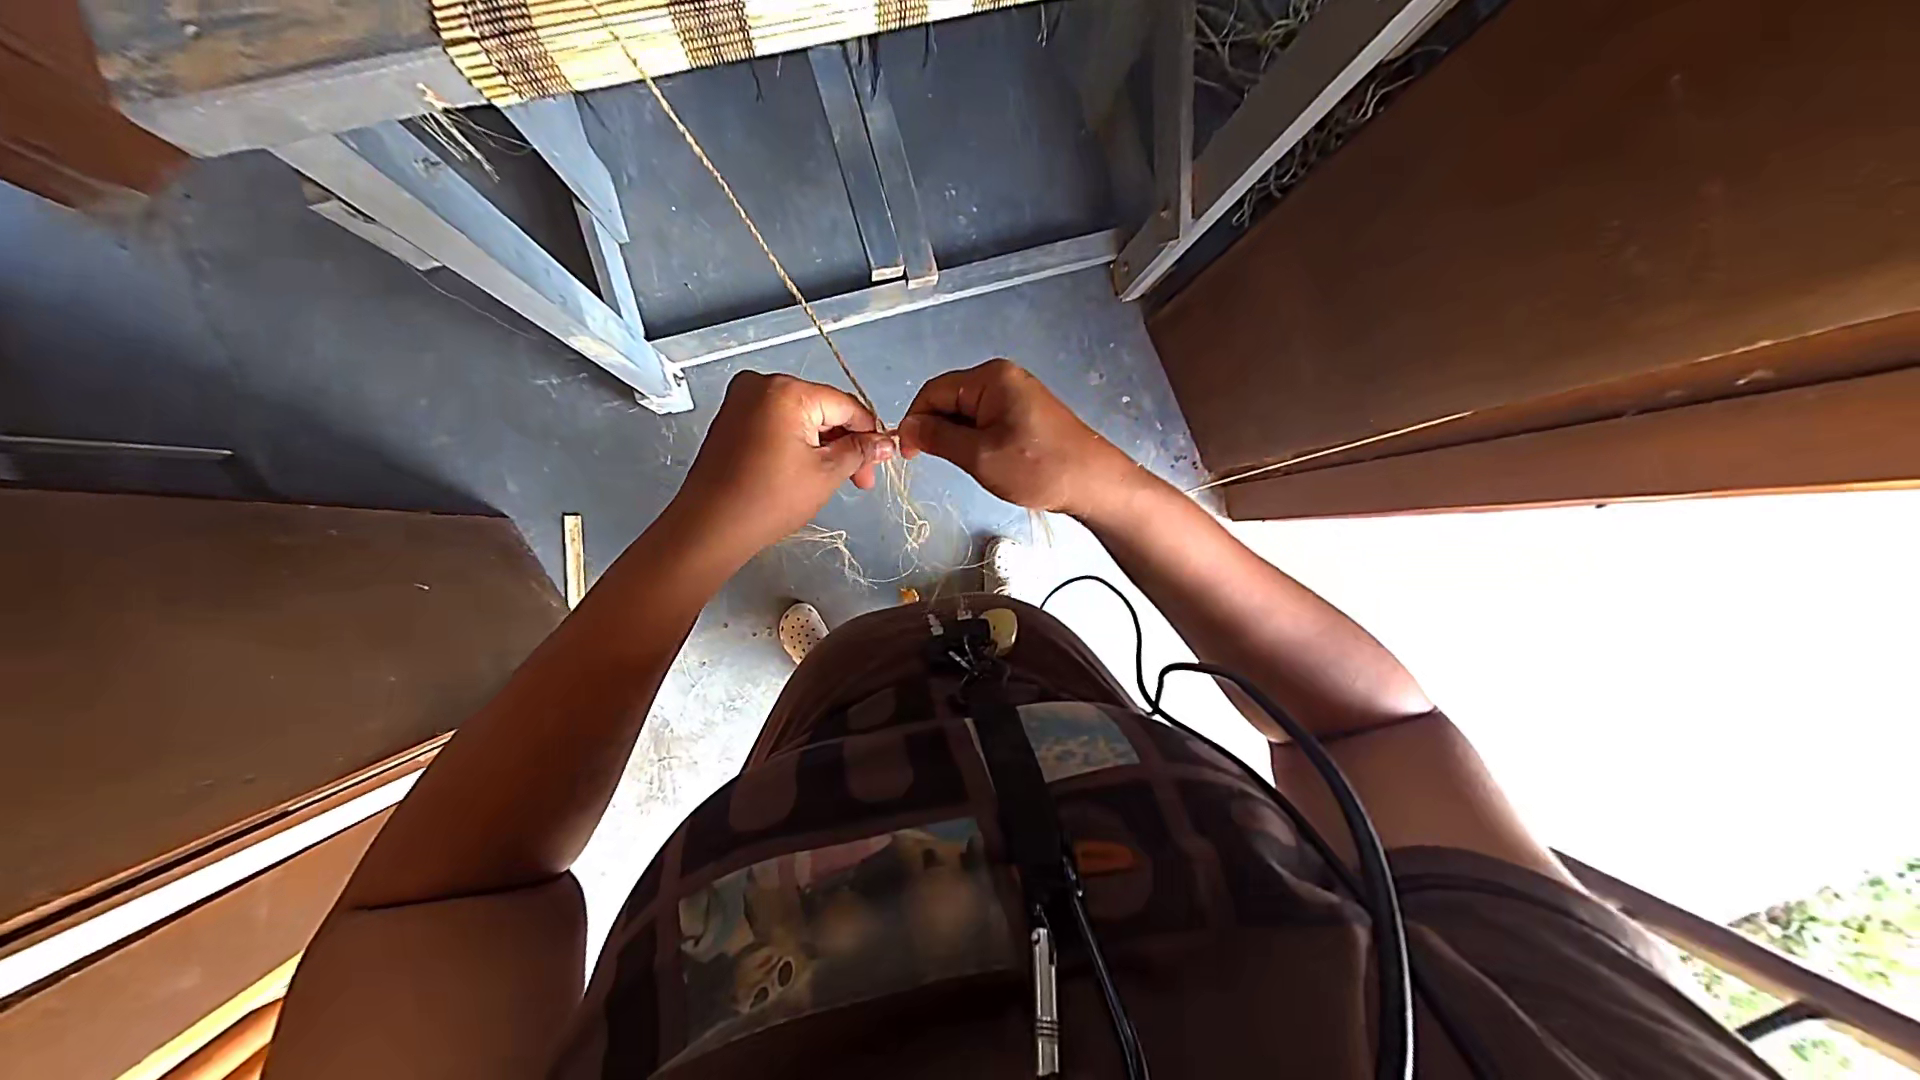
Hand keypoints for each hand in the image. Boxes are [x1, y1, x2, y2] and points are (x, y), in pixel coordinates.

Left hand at [666, 372, 893, 559]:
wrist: (710, 527)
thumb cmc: (767, 500)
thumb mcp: (826, 474)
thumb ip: (860, 451)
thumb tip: (885, 443)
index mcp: (787, 391)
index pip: (846, 405)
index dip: (869, 434)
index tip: (879, 461)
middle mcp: (761, 385)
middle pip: (823, 408)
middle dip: (845, 442)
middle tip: (859, 478)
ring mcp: (742, 401)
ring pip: (802, 417)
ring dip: (823, 445)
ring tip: (833, 479)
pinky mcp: (732, 420)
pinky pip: (778, 423)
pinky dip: (798, 444)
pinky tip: (806, 471)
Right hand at [897, 359, 1138, 517]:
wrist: (1093, 484)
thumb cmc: (1037, 468)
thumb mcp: (979, 456)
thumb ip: (938, 438)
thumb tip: (908, 428)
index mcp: (991, 378)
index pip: (934, 391)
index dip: (915, 421)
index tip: (909, 454)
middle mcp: (1003, 379)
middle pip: (950, 400)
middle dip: (938, 430)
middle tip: (937, 464)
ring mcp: (1017, 396)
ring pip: (968, 414)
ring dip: (958, 439)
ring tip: (968, 465)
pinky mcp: (1026, 415)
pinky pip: (987, 422)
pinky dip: (977, 441)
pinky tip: (985, 462)